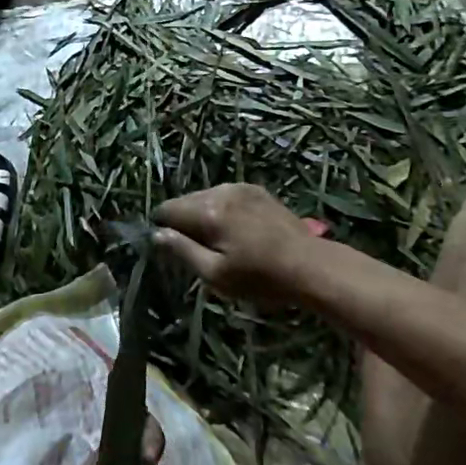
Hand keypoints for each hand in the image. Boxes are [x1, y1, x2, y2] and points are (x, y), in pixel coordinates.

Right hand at [153, 184, 314, 307]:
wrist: (309, 265)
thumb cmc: (260, 278)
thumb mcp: (216, 274)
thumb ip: (182, 251)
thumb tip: (156, 235)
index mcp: (208, 211)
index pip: (167, 209)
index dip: (163, 228)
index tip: (172, 248)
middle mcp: (221, 190)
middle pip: (186, 200)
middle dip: (183, 221)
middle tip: (197, 250)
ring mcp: (241, 187)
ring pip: (206, 196)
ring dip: (203, 214)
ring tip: (218, 242)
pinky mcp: (257, 190)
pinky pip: (226, 195)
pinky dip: (222, 208)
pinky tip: (236, 230)